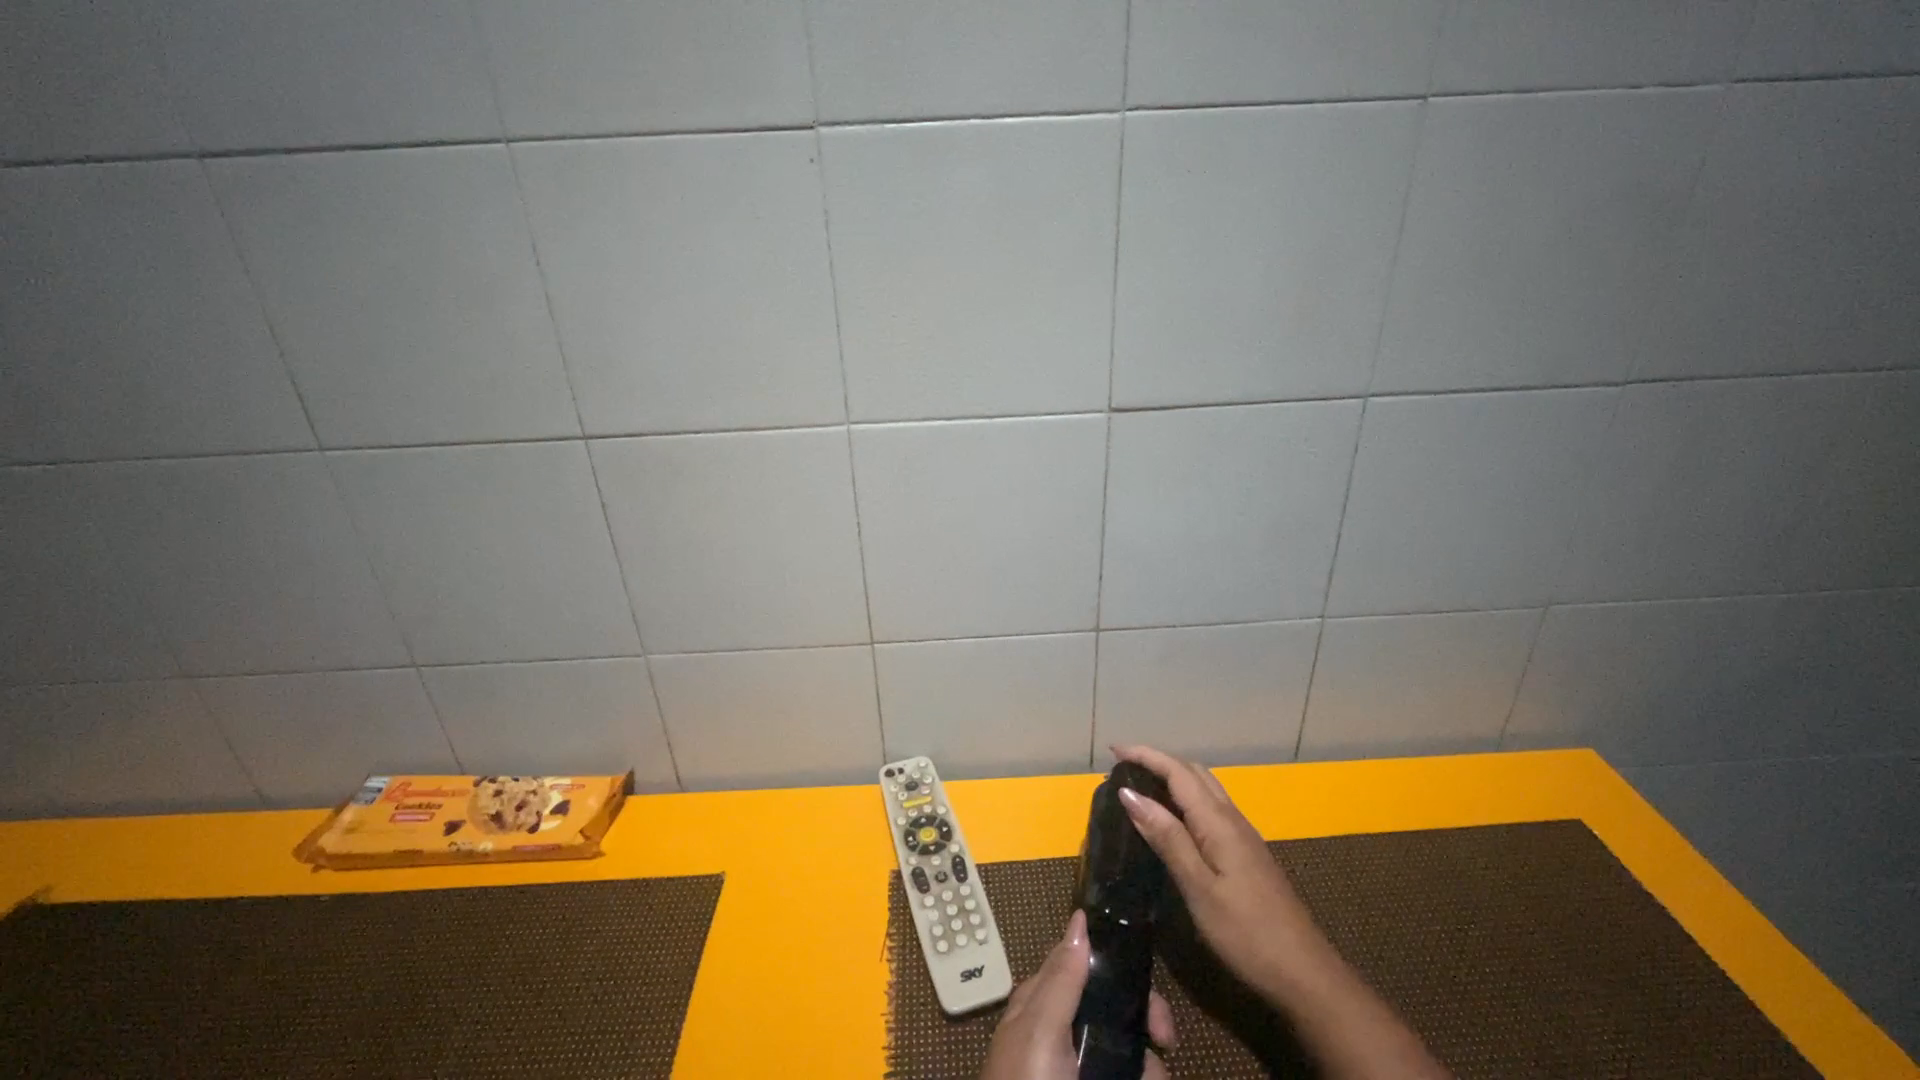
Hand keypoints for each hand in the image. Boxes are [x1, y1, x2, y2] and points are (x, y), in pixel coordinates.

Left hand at [979, 909, 1176, 1079]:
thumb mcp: (1039, 1030)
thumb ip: (1062, 979)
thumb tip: (1080, 919)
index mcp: (1043, 1004)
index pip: (1091, 969)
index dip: (1126, 978)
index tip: (1155, 1004)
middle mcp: (1063, 1031)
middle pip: (1119, 1012)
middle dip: (1148, 1026)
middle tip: (1166, 1042)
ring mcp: (1080, 1065)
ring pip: (1132, 1054)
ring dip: (1149, 1069)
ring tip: (1149, 1079)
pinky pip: (1132, 1075)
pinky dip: (1144, 1078)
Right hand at [1111, 745, 1320, 1000]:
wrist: (1303, 972)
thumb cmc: (1245, 932)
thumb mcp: (1198, 887)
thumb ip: (1167, 838)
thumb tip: (1130, 794)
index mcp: (1218, 823)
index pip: (1178, 773)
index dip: (1146, 756)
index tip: (1114, 749)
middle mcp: (1233, 819)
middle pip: (1194, 773)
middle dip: (1158, 762)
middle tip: (1123, 768)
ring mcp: (1243, 836)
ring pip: (1206, 789)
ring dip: (1173, 778)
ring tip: (1141, 788)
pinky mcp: (1246, 854)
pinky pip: (1211, 809)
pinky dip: (1186, 800)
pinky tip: (1173, 820)